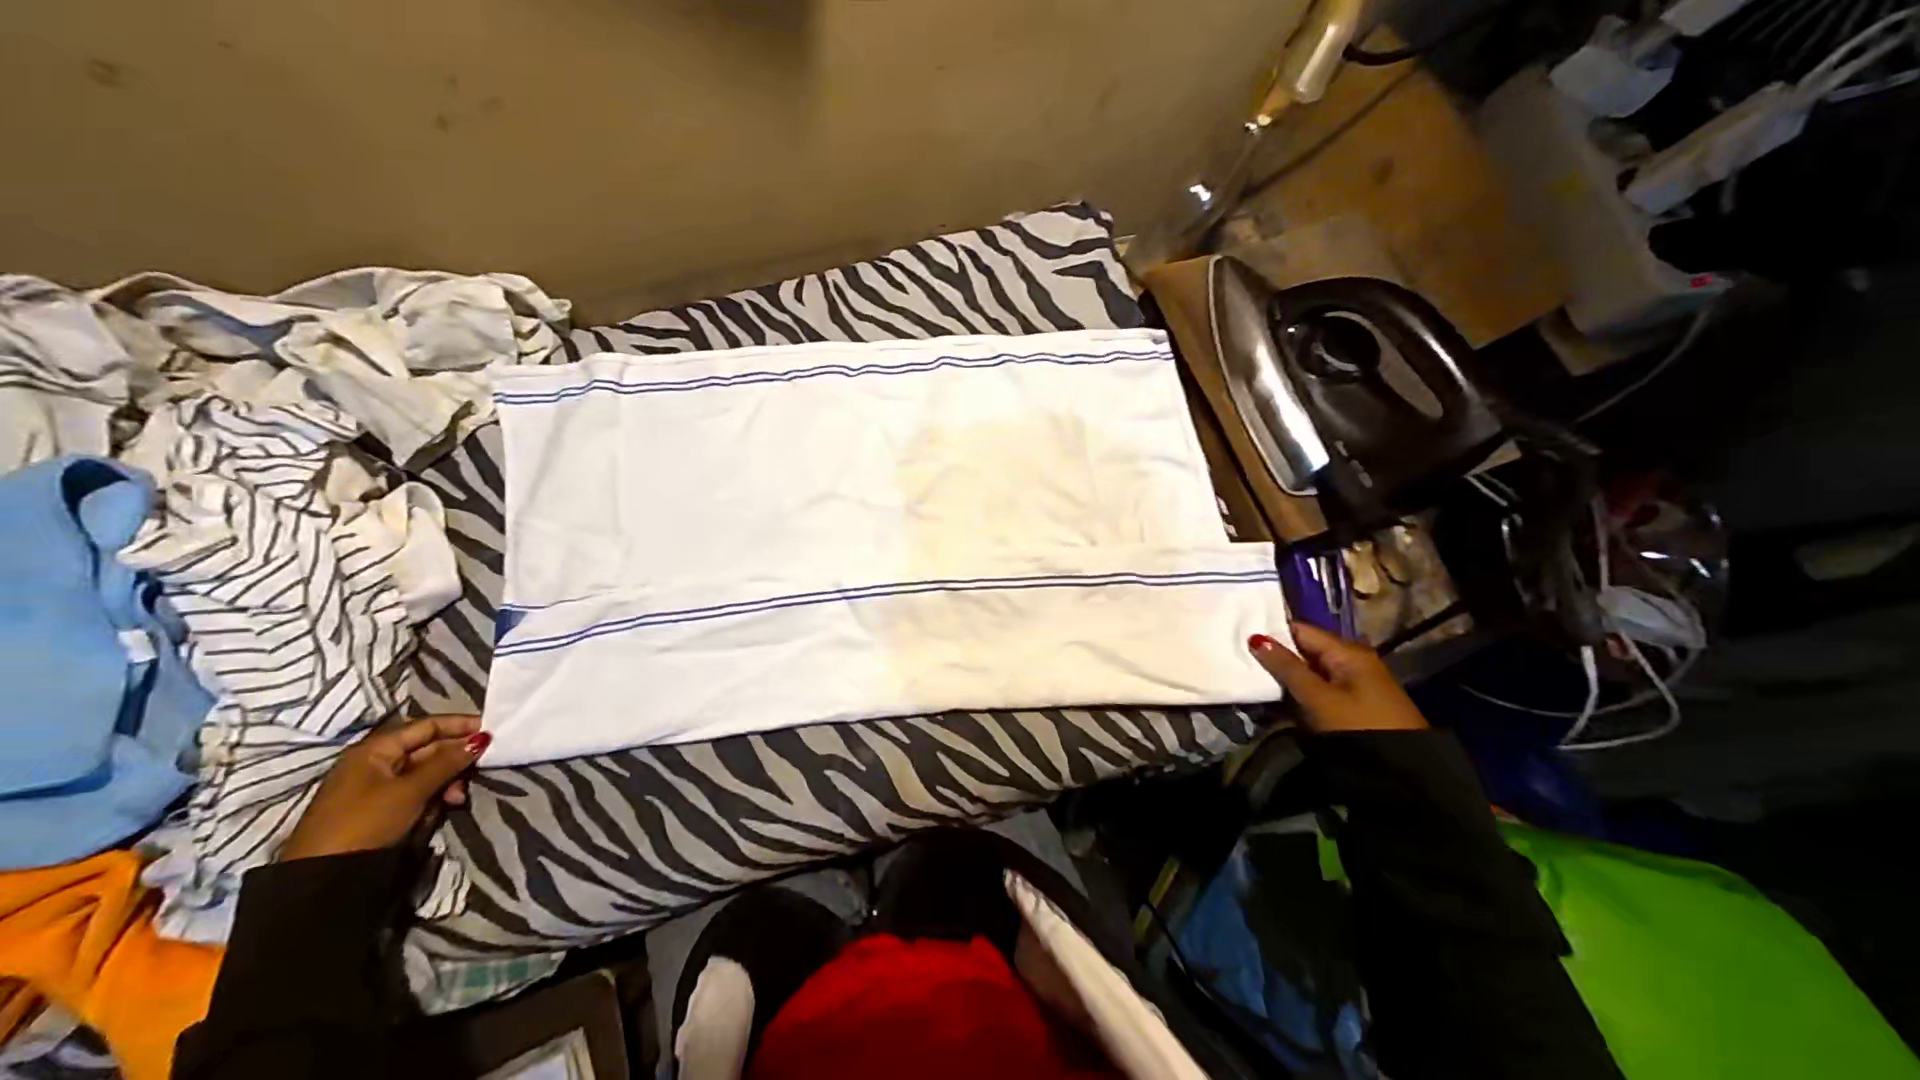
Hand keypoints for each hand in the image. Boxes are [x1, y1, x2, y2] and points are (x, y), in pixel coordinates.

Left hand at [278, 715, 490, 861]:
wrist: (322, 876)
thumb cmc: (366, 821)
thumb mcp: (411, 790)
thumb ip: (448, 762)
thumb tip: (482, 738)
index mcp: (375, 749)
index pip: (426, 726)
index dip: (459, 725)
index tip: (491, 729)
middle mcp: (375, 762)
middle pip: (427, 748)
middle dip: (456, 757)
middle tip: (483, 766)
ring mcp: (376, 786)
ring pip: (425, 772)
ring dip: (448, 779)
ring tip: (459, 796)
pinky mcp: (381, 808)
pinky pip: (417, 791)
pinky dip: (435, 794)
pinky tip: (446, 805)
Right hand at [1249, 622, 1429, 733]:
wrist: (1403, 773)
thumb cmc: (1358, 727)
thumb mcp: (1317, 697)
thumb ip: (1286, 667)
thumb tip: (1256, 637)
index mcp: (1348, 651)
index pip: (1302, 630)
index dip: (1272, 631)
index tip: (1240, 636)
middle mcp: (1353, 660)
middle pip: (1306, 650)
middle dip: (1277, 655)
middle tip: (1241, 659)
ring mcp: (1355, 683)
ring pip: (1311, 671)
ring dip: (1286, 676)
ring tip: (1253, 678)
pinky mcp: (1354, 703)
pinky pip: (1319, 687)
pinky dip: (1299, 690)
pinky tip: (1278, 697)